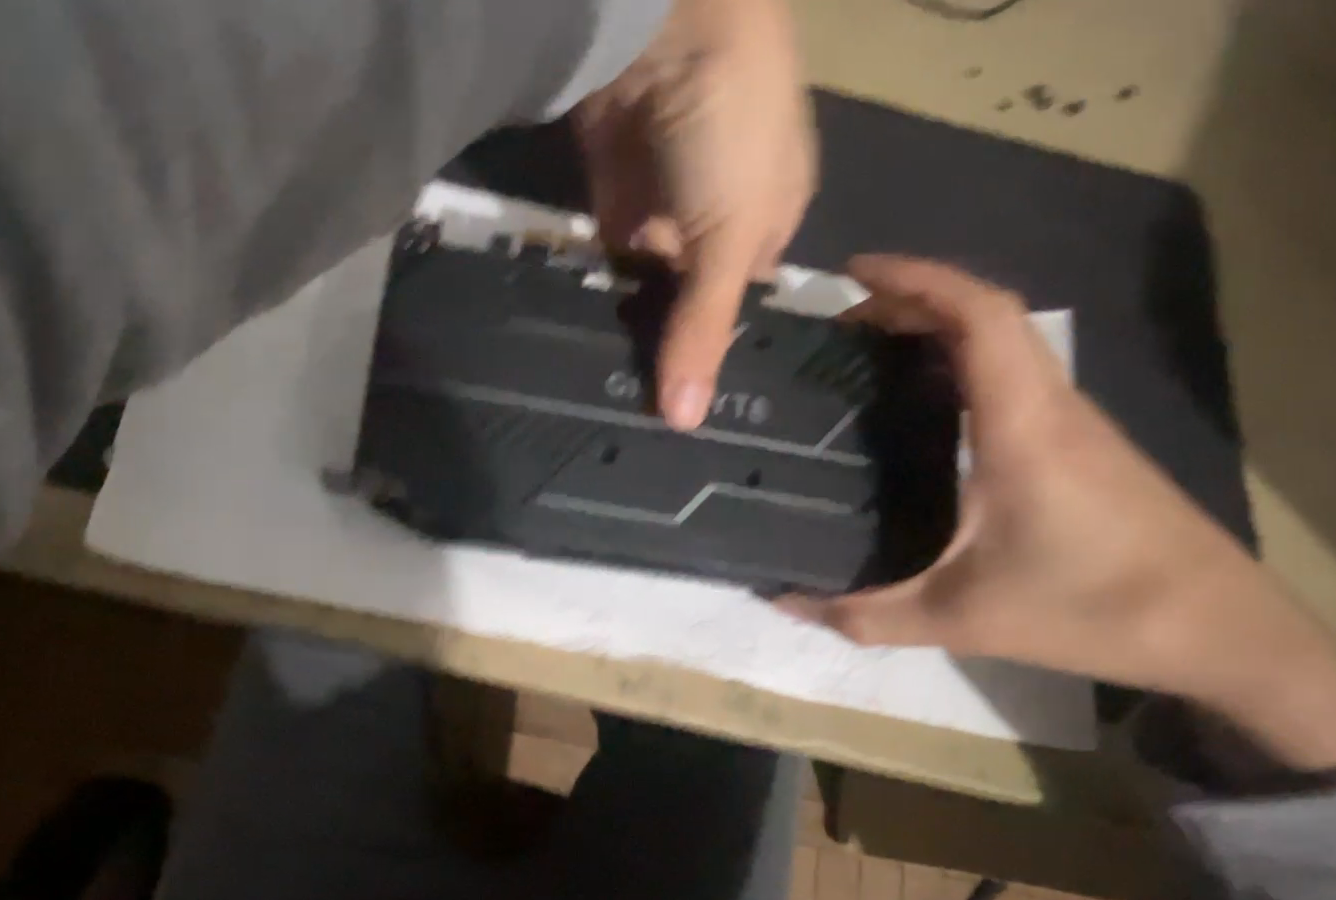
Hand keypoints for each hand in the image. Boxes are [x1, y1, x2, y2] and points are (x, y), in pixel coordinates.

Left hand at [574, 0, 816, 429]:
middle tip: (623, 424)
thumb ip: (703, 326)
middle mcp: (713, 222)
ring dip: (620, 328)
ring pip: (639, 284)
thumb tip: (687, 421)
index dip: (708, 356)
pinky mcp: (606, 197)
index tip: (673, 417)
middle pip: (683, 300)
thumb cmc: (727, 129)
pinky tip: (569, 348)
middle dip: (660, 349)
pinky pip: (599, 258)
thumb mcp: (729, 236)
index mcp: (766, 226)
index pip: (736, 308)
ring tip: (593, 402)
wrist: (664, 24)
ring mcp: (657, 208)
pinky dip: (588, 293)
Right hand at [782, 256, 1335, 771]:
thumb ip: (865, 614)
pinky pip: (1014, 376)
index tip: (853, 273)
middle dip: (912, 300)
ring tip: (867, 355)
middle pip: (987, 315)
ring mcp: (1074, 422)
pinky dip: (962, 363)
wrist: (1219, 632)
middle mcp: (1052, 407)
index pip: (978, 316)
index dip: (917, 279)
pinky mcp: (1082, 444)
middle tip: (839, 325)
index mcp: (1023, 427)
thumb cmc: (1091, 610)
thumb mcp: (960, 619)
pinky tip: (923, 407)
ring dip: (939, 329)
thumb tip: (786, 601)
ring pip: (1006, 342)